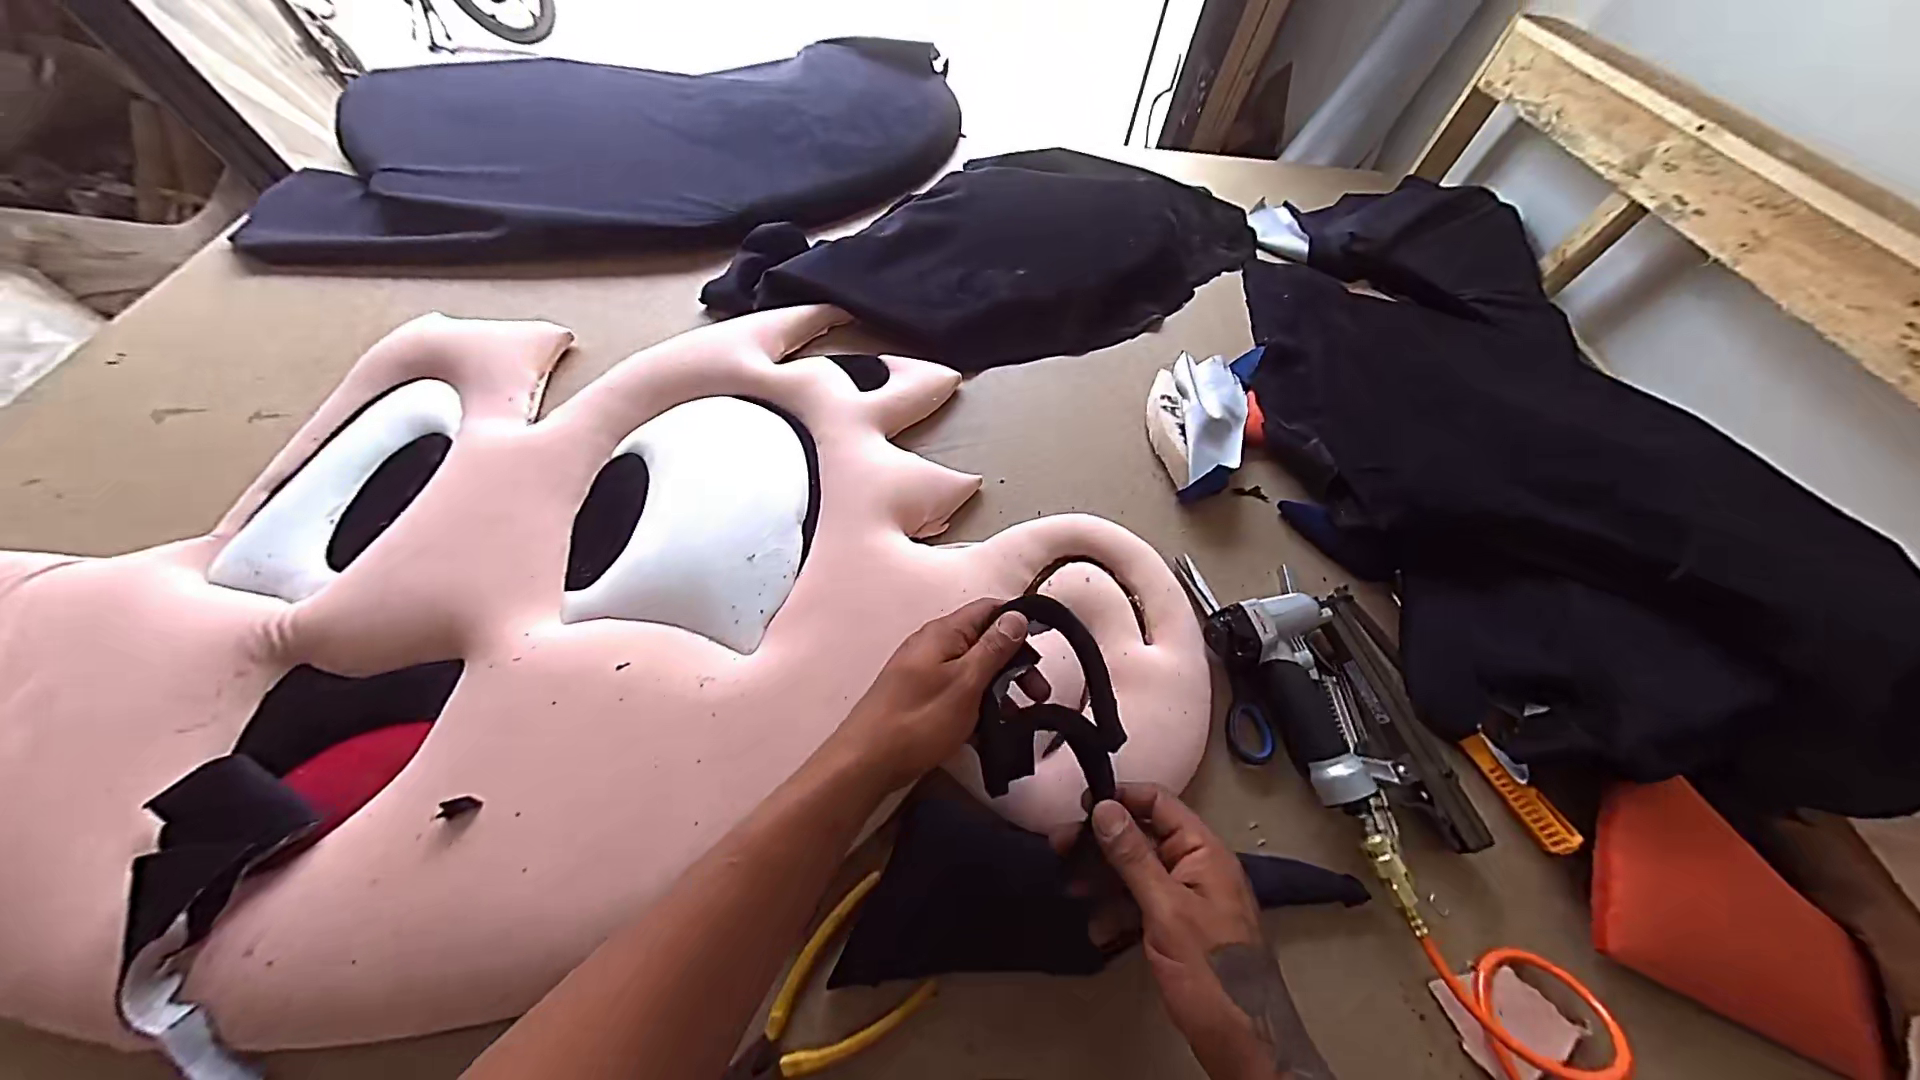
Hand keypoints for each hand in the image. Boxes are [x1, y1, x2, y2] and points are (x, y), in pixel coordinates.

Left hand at [828, 599, 1034, 790]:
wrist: (864, 764)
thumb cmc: (917, 721)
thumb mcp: (965, 682)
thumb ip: (993, 648)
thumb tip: (1016, 615)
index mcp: (944, 633)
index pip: (989, 610)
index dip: (1019, 621)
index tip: (1043, 645)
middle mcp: (934, 646)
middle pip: (985, 641)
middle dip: (1016, 663)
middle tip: (1039, 693)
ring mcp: (926, 673)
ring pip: (974, 671)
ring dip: (1001, 689)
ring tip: (1021, 717)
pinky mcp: (922, 700)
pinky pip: (959, 694)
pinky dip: (979, 707)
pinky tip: (992, 732)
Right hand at [1091, 784, 1332, 1079]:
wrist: (1248, 1053)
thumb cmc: (1214, 976)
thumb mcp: (1165, 910)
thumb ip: (1132, 856)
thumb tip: (1105, 808)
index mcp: (1204, 853)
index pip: (1159, 803)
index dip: (1121, 798)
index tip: (1082, 805)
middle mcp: (1196, 868)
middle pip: (1142, 836)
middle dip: (1101, 843)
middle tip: (1062, 845)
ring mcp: (1187, 899)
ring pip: (1136, 872)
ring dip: (1103, 880)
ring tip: (1072, 887)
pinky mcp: (1177, 928)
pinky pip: (1140, 904)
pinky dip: (1117, 911)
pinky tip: (1098, 929)